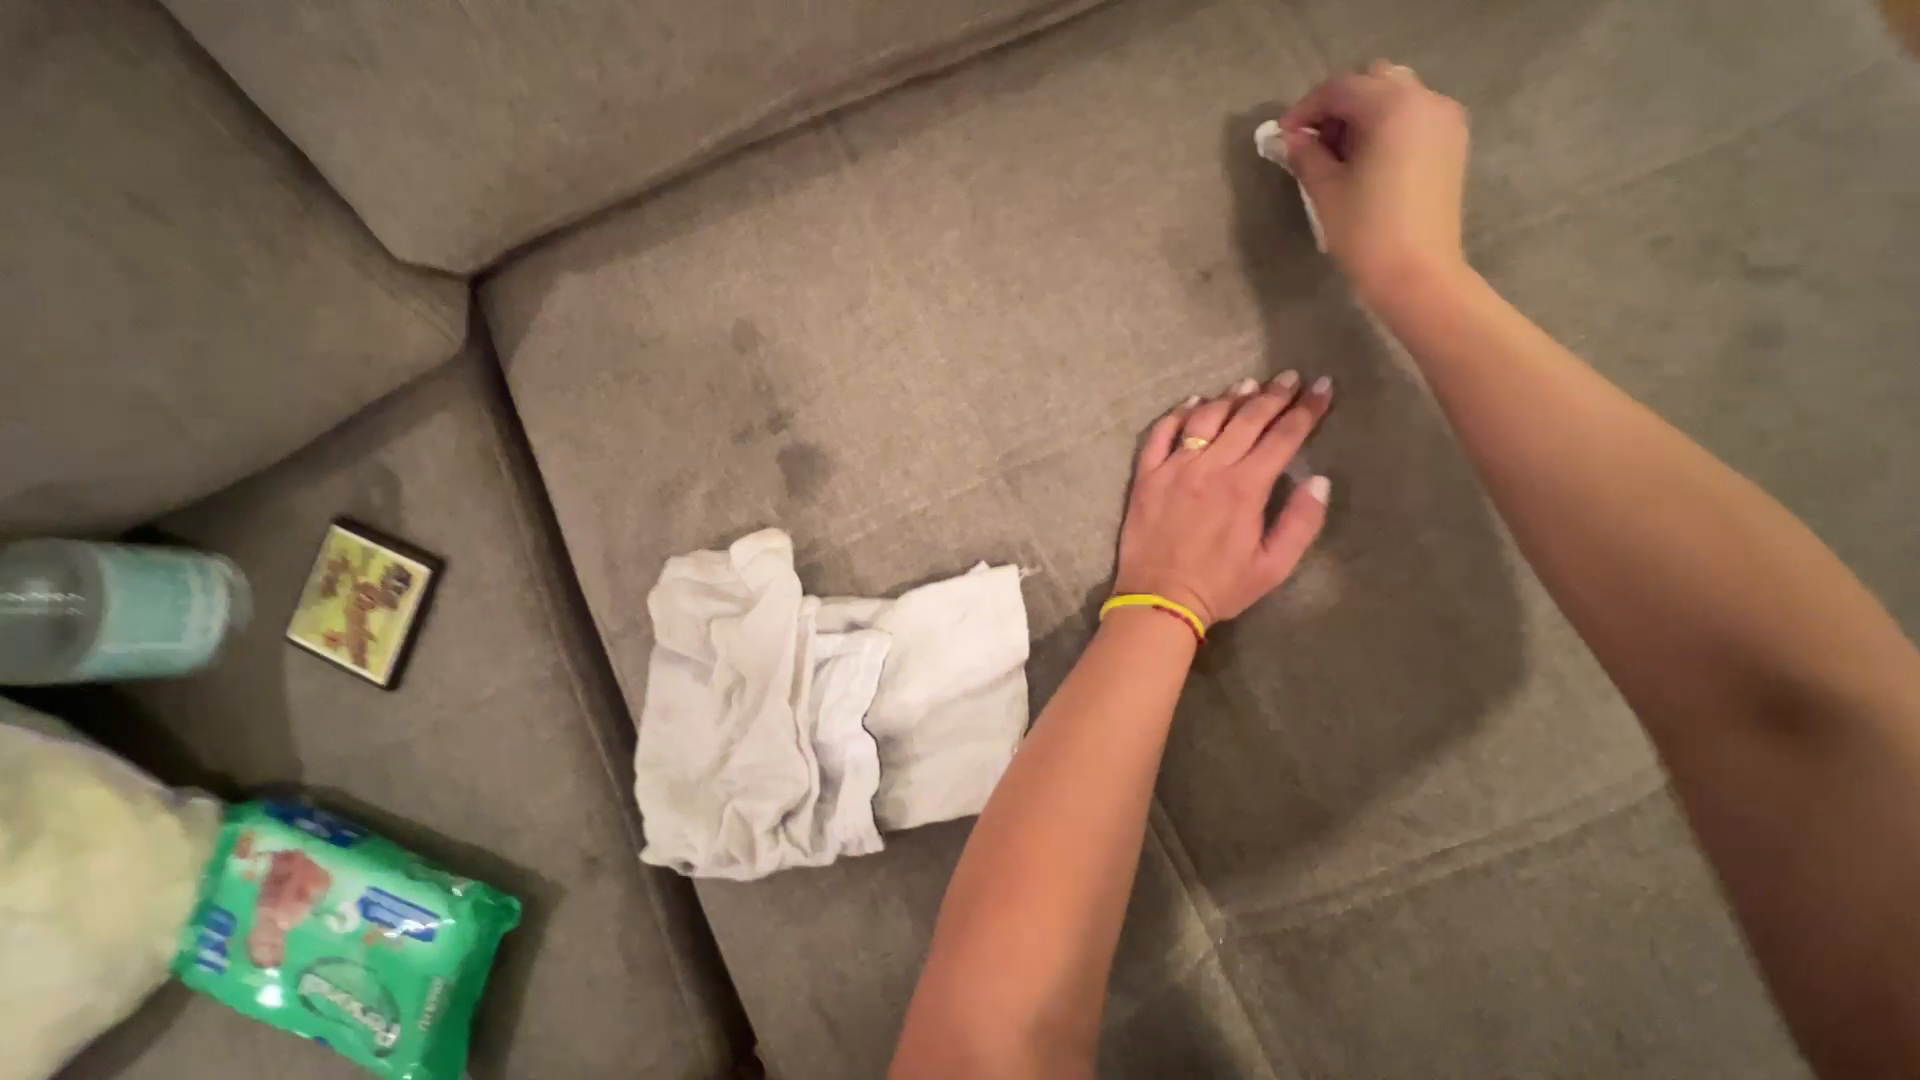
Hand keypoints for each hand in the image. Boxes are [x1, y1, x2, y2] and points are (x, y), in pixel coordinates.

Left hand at [1113, 373, 1332, 627]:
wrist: (1159, 599)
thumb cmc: (1220, 587)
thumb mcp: (1273, 566)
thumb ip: (1301, 522)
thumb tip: (1319, 480)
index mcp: (1245, 487)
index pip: (1283, 436)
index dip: (1307, 409)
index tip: (1321, 387)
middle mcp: (1210, 467)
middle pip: (1247, 418)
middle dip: (1274, 394)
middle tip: (1290, 378)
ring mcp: (1174, 468)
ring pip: (1206, 418)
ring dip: (1230, 397)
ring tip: (1249, 384)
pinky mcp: (1146, 476)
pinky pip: (1161, 433)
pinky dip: (1179, 413)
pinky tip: (1194, 403)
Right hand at [1278, 61, 1471, 300]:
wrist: (1417, 273)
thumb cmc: (1365, 232)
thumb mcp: (1326, 190)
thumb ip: (1306, 155)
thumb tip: (1293, 138)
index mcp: (1392, 107)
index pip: (1341, 88)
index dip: (1306, 108)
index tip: (1284, 136)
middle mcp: (1425, 100)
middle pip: (1372, 82)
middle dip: (1338, 107)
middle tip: (1312, 143)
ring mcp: (1445, 120)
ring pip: (1395, 96)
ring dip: (1362, 115)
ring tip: (1338, 155)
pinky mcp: (1452, 143)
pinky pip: (1413, 116)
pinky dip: (1386, 126)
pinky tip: (1366, 161)